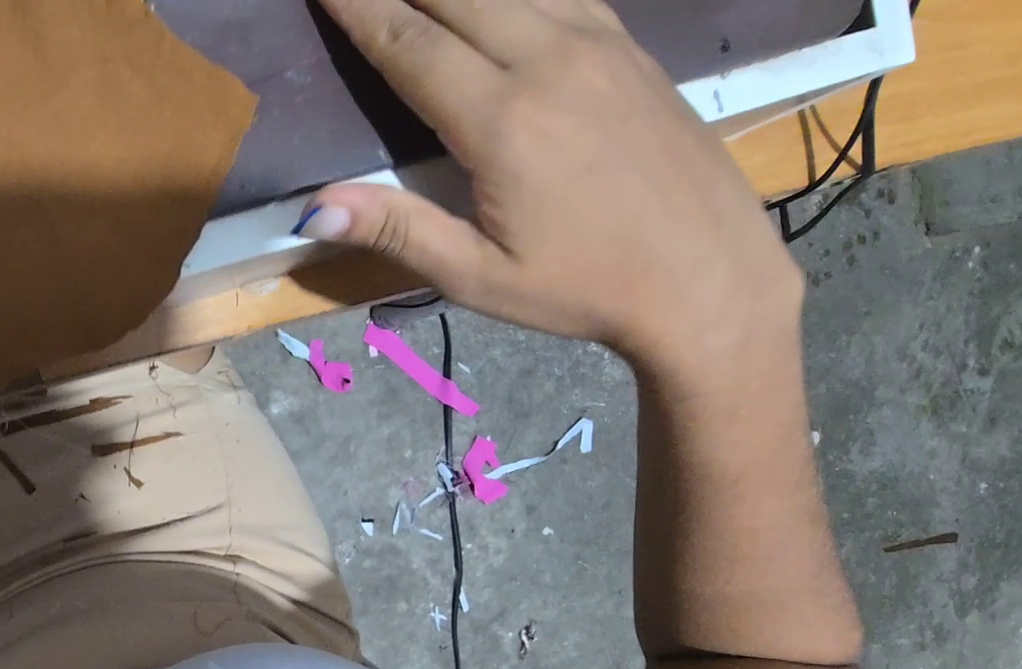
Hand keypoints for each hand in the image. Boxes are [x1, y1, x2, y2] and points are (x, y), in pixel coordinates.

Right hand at [302, 0, 802, 372]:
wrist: (706, 276)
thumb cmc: (581, 288)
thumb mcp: (478, 277)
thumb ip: (398, 230)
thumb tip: (315, 205)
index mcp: (503, 122)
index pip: (409, 45)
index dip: (358, 6)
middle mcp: (550, 60)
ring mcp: (598, 42)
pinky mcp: (629, 44)